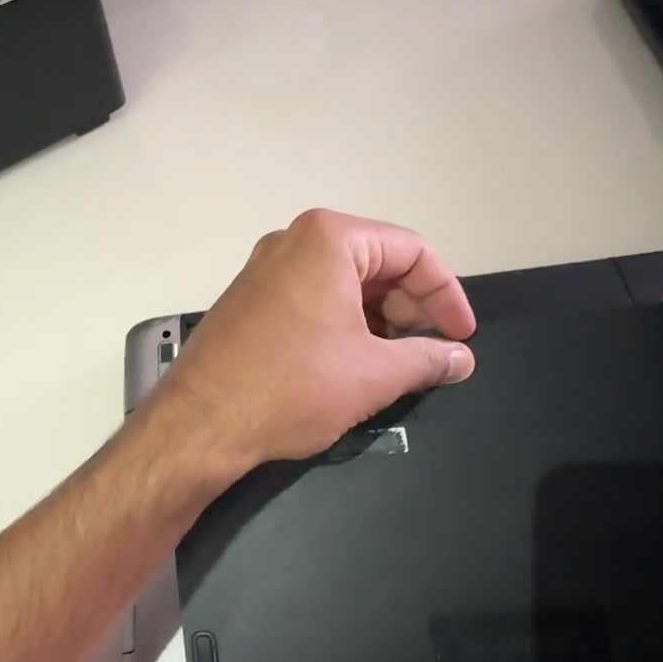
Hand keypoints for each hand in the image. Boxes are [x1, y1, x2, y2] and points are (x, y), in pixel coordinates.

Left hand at [142, 209, 477, 470]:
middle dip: (411, 307)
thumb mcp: (373, 374)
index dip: (446, 295)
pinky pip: (309, 298)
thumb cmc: (292, 387)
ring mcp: (263, 269)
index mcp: (327, 239)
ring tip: (396, 363)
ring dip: (377, 319)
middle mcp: (291, 241)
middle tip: (431, 352)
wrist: (200, 423)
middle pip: (374, 263)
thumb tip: (460, 358)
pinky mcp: (247, 300)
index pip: (411, 251)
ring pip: (341, 283)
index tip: (462, 337)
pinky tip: (352, 362)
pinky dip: (340, 323)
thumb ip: (427, 359)